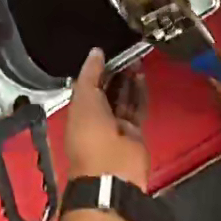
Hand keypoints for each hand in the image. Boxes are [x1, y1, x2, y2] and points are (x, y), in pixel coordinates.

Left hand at [64, 48, 149, 188]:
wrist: (112, 170)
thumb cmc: (90, 133)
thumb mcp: (84, 97)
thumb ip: (90, 73)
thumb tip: (96, 51)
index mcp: (80, 111)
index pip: (88, 85)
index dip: (96, 69)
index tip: (106, 51)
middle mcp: (97, 118)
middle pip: (107, 90)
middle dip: (115, 73)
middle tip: (125, 53)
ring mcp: (117, 126)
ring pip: (123, 97)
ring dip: (128, 79)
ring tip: (135, 59)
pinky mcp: (134, 131)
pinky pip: (137, 107)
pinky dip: (139, 92)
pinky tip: (141, 76)